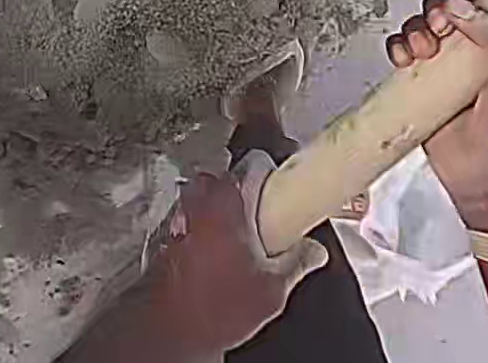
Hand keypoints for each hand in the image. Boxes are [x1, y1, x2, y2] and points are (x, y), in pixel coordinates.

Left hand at [138, 158, 328, 355]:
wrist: (175, 324)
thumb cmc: (221, 303)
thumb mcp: (272, 288)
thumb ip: (297, 262)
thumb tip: (316, 250)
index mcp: (230, 200)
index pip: (253, 164)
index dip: (268, 169)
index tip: (278, 179)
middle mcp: (203, 197)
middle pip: (227, 174)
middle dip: (242, 186)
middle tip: (260, 209)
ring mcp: (183, 209)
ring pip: (205, 190)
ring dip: (220, 201)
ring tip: (238, 229)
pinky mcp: (170, 226)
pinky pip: (191, 210)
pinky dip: (203, 218)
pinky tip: (215, 244)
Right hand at [386, 0, 487, 237]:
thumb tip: (467, 9)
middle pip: (458, 6)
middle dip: (444, 9)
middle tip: (442, 26)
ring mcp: (456, 64)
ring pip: (427, 23)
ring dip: (420, 29)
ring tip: (424, 50)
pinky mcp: (428, 80)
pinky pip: (405, 48)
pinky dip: (400, 47)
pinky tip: (407, 60)